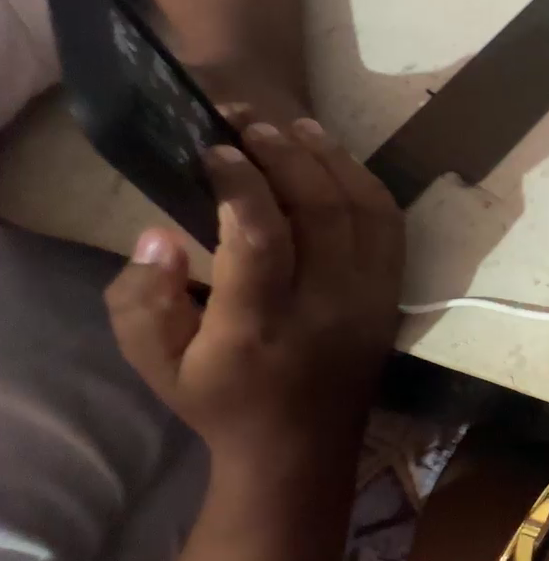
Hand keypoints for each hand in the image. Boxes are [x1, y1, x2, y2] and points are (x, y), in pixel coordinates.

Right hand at [104, 120, 404, 462]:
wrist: (304, 438)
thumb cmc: (223, 399)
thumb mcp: (156, 364)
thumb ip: (142, 300)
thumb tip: (156, 233)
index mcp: (261, 324)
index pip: (260, 237)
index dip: (240, 185)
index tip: (213, 149)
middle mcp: (329, 302)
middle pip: (322, 212)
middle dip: (287, 158)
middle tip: (250, 122)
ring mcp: (372, 293)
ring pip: (365, 211)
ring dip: (332, 161)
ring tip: (295, 126)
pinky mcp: (394, 289)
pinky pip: (391, 226)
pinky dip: (367, 186)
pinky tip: (339, 161)